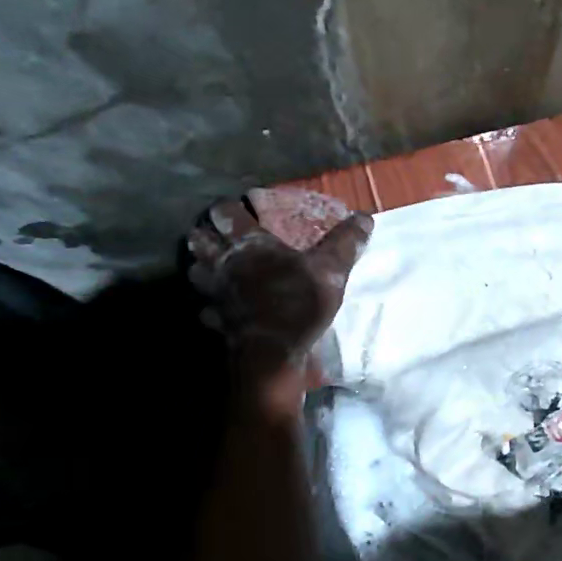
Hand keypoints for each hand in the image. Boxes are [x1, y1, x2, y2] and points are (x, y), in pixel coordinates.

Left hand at [187, 197, 372, 391]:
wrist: (273, 354)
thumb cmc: (299, 303)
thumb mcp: (331, 270)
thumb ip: (345, 242)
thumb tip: (365, 216)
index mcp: (248, 243)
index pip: (225, 212)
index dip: (228, 207)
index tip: (238, 206)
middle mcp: (224, 263)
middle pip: (200, 239)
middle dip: (206, 233)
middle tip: (218, 233)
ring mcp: (215, 293)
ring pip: (196, 271)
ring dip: (202, 266)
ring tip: (214, 266)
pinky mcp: (215, 320)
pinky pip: (206, 308)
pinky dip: (210, 304)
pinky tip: (221, 307)